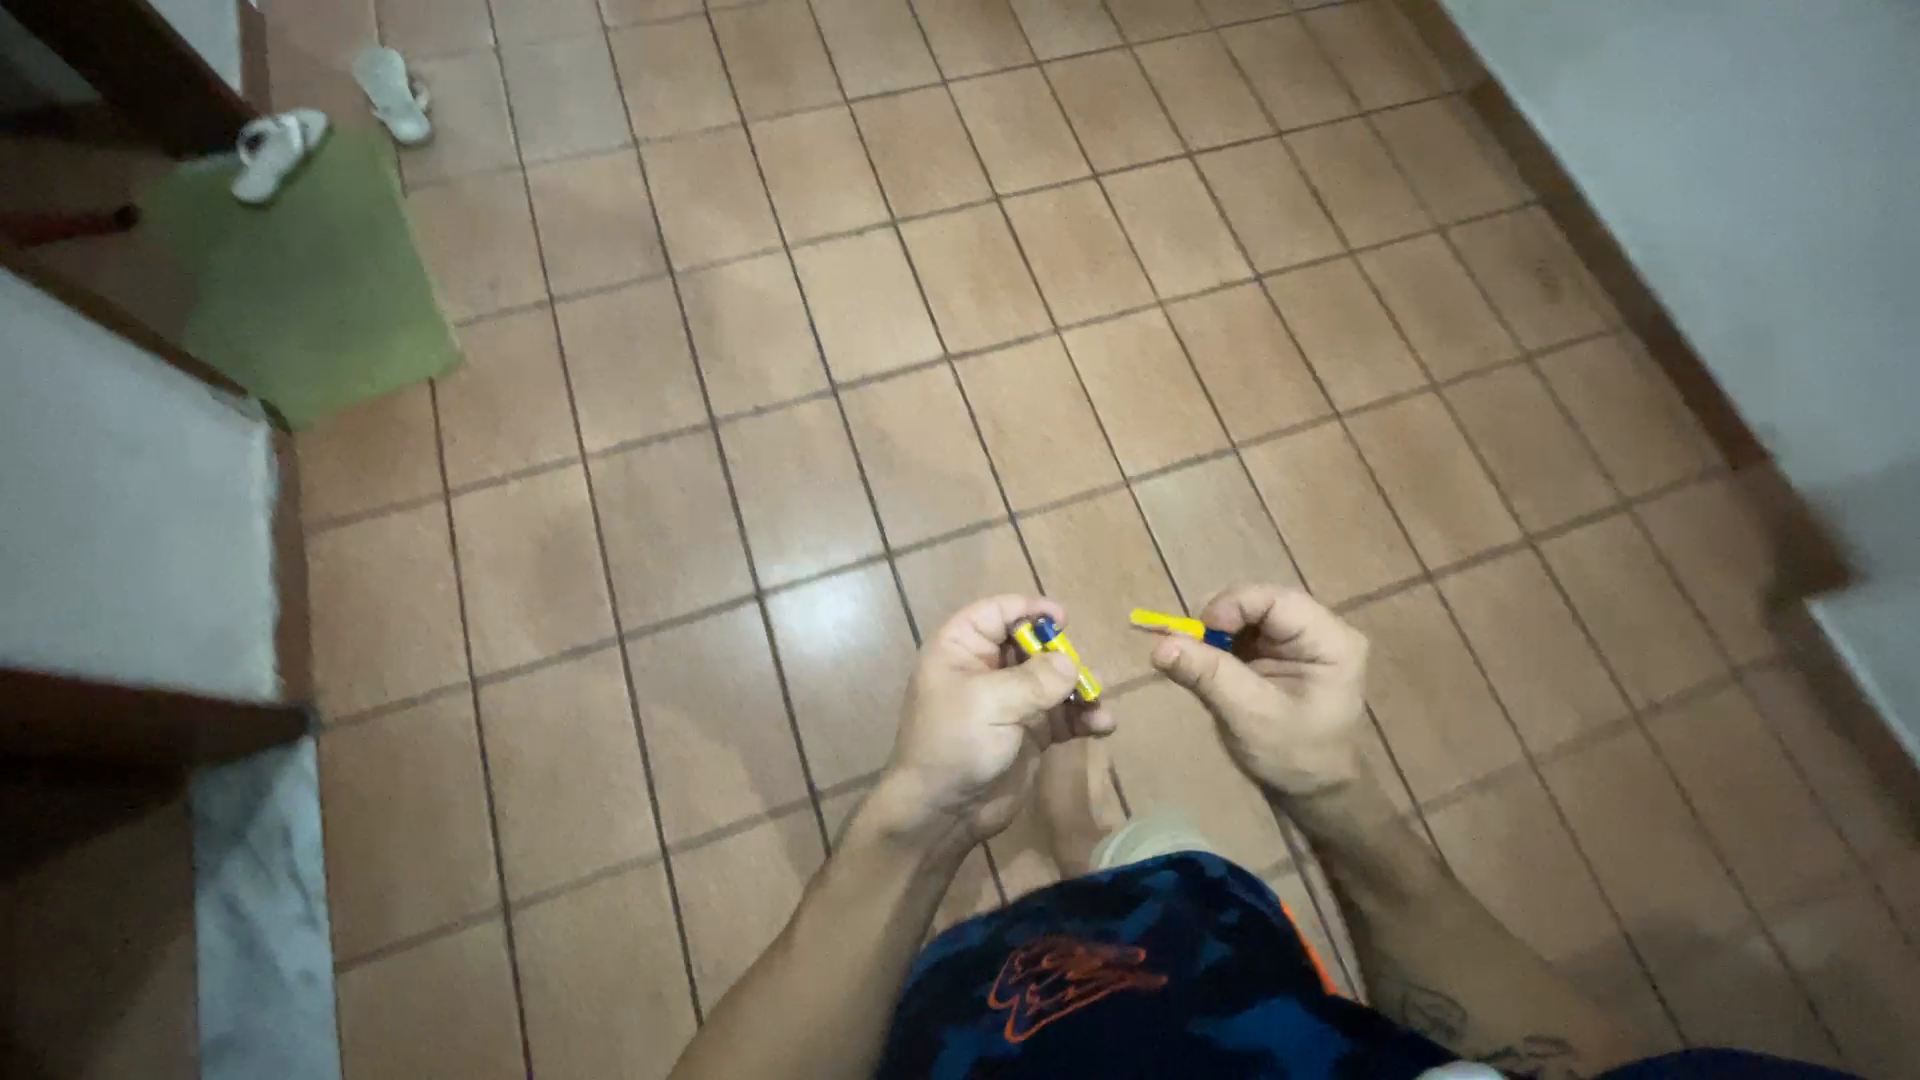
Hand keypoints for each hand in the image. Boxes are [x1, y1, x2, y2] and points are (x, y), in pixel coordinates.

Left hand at [874, 595, 1113, 845]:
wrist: (941, 813)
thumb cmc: (954, 743)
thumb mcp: (990, 703)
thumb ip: (1035, 679)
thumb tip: (1071, 664)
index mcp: (960, 650)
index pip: (995, 613)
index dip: (1028, 610)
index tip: (1063, 619)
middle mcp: (984, 670)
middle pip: (1030, 645)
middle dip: (1060, 655)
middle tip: (1080, 672)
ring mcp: (1008, 702)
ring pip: (1051, 680)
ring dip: (1078, 688)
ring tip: (1096, 702)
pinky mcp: (1028, 733)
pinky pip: (1061, 715)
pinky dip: (1082, 716)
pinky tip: (1103, 724)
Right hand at [1149, 584, 1368, 799]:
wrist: (1311, 792)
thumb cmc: (1294, 756)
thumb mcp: (1250, 716)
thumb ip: (1209, 675)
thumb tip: (1160, 645)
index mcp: (1331, 642)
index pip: (1277, 600)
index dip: (1233, 605)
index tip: (1198, 632)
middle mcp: (1317, 630)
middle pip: (1257, 601)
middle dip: (1217, 619)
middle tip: (1185, 644)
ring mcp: (1295, 639)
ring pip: (1243, 612)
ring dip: (1211, 631)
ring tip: (1191, 657)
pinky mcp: (1274, 650)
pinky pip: (1238, 631)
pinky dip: (1213, 643)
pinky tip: (1201, 662)